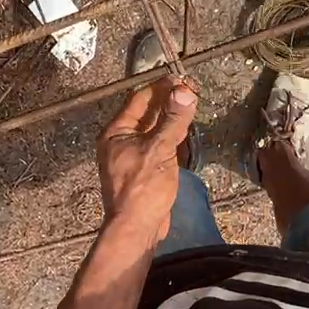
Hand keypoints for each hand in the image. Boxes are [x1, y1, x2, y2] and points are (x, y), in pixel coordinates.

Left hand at [96, 77, 197, 240]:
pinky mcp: (144, 169)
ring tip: (192, 108)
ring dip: (172, 119)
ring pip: (154, 129)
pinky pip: (158, 145)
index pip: (140, 99)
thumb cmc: (143, 188)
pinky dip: (171, 138)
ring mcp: (131, 155)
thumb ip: (173, 120)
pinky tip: (185, 134)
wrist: (136, 228)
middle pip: (147, 113)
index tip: (183, 80)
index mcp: (116, 132)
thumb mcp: (160, 150)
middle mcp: (120, 140)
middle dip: (169, 102)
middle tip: (192, 92)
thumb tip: (185, 91)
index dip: (162, 87)